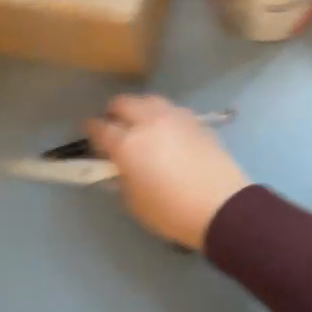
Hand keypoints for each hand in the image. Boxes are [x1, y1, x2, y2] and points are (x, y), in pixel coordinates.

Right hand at [86, 94, 251, 250]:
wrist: (221, 206)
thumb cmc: (171, 211)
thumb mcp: (135, 202)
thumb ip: (121, 179)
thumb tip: (119, 167)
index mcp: (127, 143)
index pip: (100, 128)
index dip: (91, 130)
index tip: (89, 135)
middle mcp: (149, 122)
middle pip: (124, 103)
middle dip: (114, 112)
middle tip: (113, 126)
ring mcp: (175, 117)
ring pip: (149, 100)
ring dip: (139, 109)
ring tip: (140, 124)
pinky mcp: (196, 121)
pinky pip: (172, 109)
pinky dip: (162, 115)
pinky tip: (166, 130)